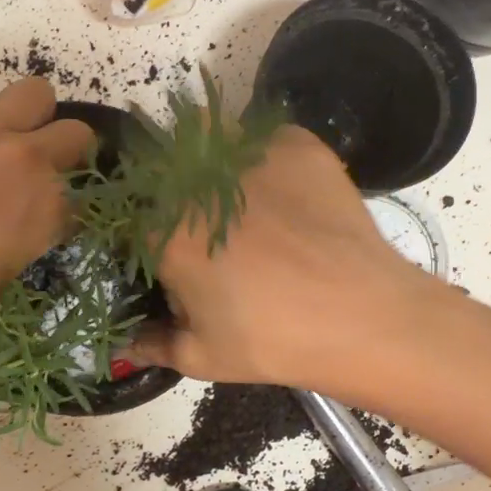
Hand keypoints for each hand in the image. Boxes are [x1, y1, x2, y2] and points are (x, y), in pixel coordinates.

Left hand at [0, 50, 93, 392]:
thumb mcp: (2, 296)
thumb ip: (23, 258)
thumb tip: (20, 245)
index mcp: (47, 212)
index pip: (80, 203)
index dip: (65, 217)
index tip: (47, 229)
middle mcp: (25, 162)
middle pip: (74, 136)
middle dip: (65, 158)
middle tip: (36, 181)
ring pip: (35, 92)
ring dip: (30, 116)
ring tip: (7, 139)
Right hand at [128, 125, 453, 391]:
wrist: (364, 318)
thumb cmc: (271, 342)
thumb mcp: (200, 356)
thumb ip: (152, 344)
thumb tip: (125, 345)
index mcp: (164, 235)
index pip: (126, 215)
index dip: (133, 228)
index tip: (146, 245)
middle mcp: (197, 185)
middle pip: (158, 163)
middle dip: (162, 184)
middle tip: (185, 218)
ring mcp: (249, 159)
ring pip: (207, 134)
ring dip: (203, 154)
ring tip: (223, 190)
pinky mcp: (297, 147)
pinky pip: (262, 137)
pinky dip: (259, 155)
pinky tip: (274, 188)